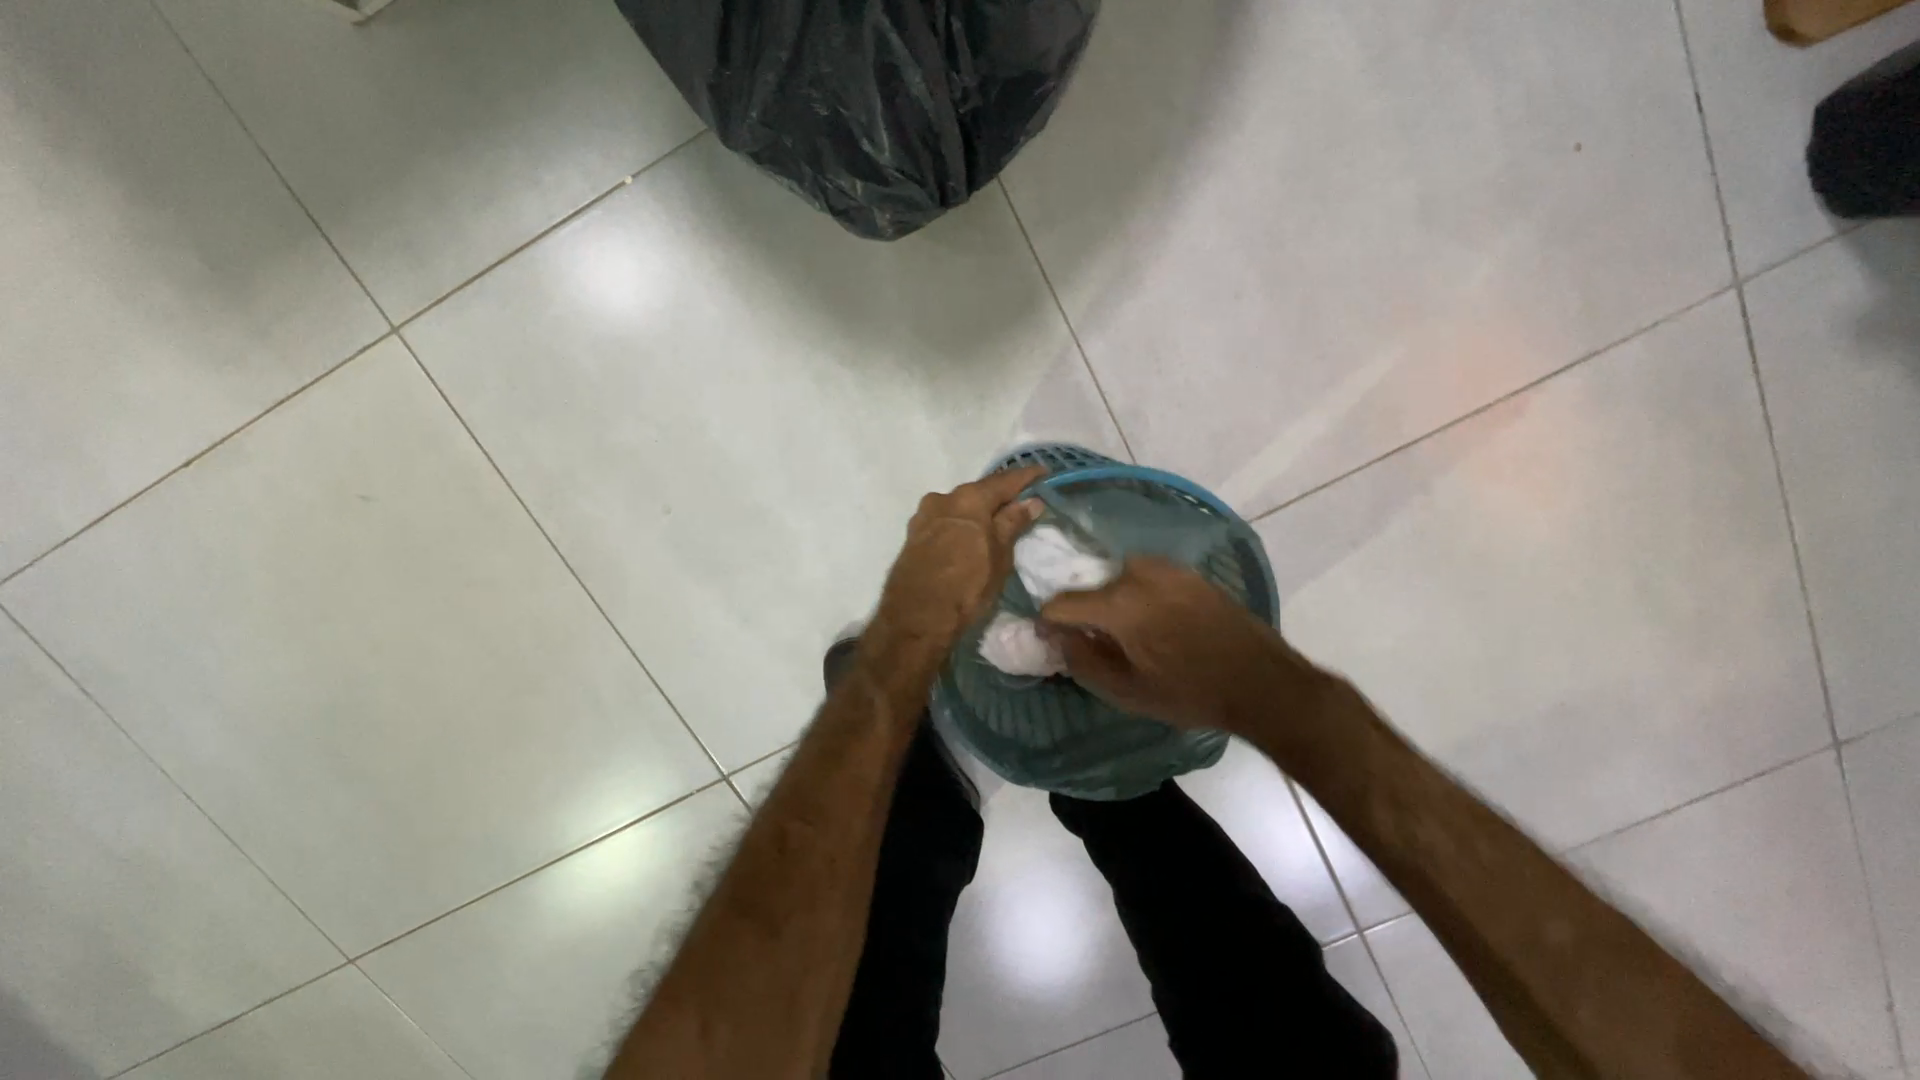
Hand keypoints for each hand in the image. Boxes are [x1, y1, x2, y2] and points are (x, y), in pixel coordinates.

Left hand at [869, 466, 1046, 658]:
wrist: (916, 619)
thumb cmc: (967, 586)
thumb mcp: (999, 556)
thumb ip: (1012, 524)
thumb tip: (1030, 501)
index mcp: (968, 499)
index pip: (1004, 481)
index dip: (1026, 477)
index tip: (1043, 472)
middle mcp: (942, 499)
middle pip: (978, 492)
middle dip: (999, 497)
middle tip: (1020, 503)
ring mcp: (923, 517)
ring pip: (958, 507)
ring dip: (977, 512)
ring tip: (995, 523)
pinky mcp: (913, 536)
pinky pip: (945, 522)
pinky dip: (960, 524)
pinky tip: (968, 536)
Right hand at [1039, 556, 1319, 732]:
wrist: (1261, 682)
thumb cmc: (1191, 693)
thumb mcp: (1128, 691)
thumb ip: (1082, 661)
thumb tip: (1056, 638)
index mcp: (1119, 604)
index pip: (1060, 603)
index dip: (1049, 624)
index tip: (1052, 642)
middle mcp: (1138, 574)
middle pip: (1091, 587)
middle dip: (1085, 613)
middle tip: (1097, 644)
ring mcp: (1168, 568)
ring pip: (1119, 579)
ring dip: (1114, 602)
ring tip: (1129, 635)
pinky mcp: (1190, 572)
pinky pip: (1147, 578)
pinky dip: (1139, 595)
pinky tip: (1157, 624)